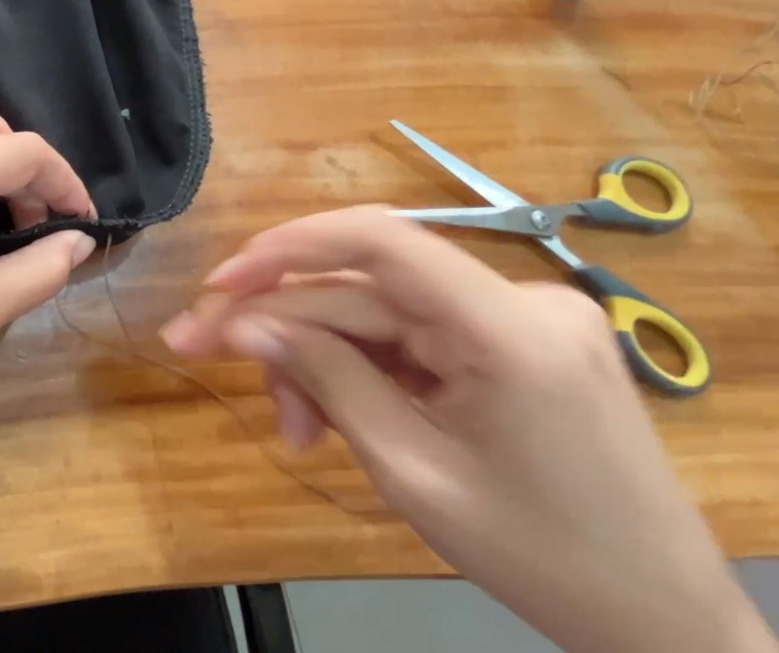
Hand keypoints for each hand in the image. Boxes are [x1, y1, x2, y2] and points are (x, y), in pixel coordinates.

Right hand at [162, 207, 773, 652]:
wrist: (661, 622)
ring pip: (374, 314)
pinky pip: (405, 336)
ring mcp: (519, 319)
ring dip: (315, 359)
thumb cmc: (540, 555)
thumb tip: (239, 323)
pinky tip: (330, 418)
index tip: (216, 287)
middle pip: (360, 289)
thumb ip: (325, 378)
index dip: (282, 249)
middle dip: (277, 326)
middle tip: (196, 350)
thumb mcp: (411, 469)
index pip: (378, 242)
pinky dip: (357, 370)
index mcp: (509, 328)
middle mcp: (518, 301)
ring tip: (292, 427)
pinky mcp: (511, 342)